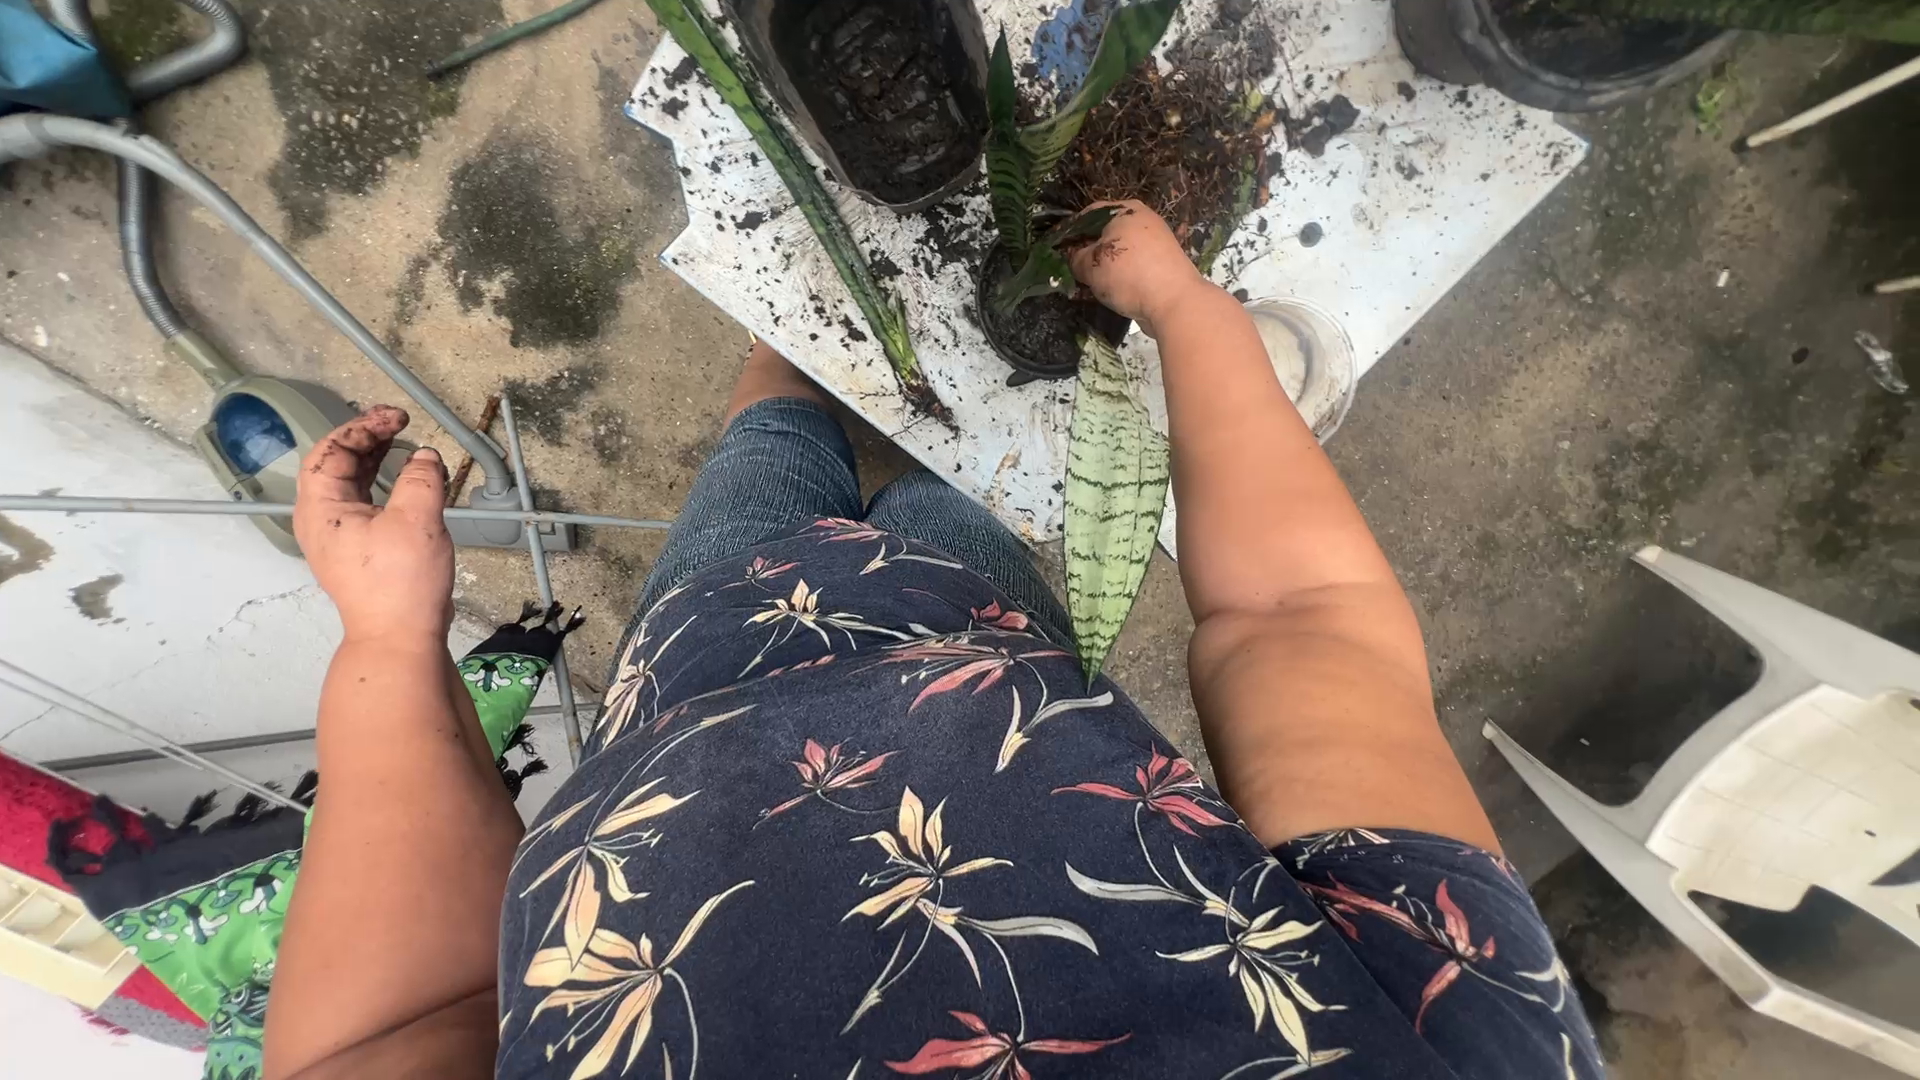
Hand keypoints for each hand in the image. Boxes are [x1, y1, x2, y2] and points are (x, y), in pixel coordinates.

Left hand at [293, 406, 453, 646]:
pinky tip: (410, 484)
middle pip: (337, 465)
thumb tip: (426, 457)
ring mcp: (340, 536)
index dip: (363, 427)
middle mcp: (322, 518)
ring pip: (352, 485)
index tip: (398, 417)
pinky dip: (386, 485)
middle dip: (368, 440)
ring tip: (403, 446)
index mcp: (321, 507)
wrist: (399, 632)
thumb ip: (422, 480)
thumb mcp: (417, 521)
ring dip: (377, 461)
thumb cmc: (400, 579)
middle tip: (401, 424)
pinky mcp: (362, 549)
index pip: (332, 451)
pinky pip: (368, 504)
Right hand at [1069, 199, 1212, 337]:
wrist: (1173, 301)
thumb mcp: (1090, 266)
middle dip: (1087, 252)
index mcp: (1125, 210)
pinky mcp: (1163, 264)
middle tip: (1070, 271)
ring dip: (1103, 267)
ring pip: (1119, 252)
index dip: (1069, 232)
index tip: (1056, 251)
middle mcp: (1142, 220)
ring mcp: (1156, 242)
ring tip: (1087, 285)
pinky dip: (1120, 276)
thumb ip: (1074, 258)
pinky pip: (1133, 266)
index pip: (1087, 214)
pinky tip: (1110, 292)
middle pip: (1105, 234)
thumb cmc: (1128, 274)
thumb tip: (1070, 257)